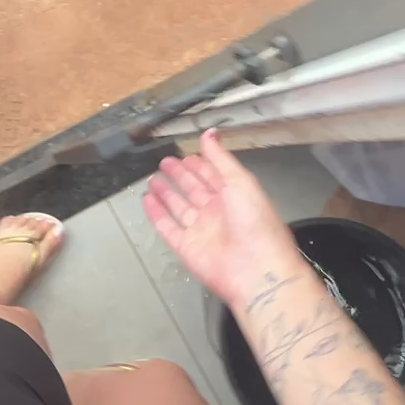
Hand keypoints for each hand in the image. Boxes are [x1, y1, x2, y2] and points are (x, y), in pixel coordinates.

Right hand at [142, 130, 305, 306]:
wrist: (257, 271)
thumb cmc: (256, 225)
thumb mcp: (240, 182)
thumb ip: (221, 157)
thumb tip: (210, 132)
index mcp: (235, 197)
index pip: (213, 175)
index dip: (201, 164)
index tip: (189, 153)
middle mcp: (218, 213)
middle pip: (194, 190)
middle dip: (181, 175)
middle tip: (166, 161)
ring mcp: (201, 231)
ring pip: (179, 207)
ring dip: (166, 193)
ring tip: (153, 179)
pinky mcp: (187, 247)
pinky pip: (167, 227)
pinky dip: (156, 214)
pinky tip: (147, 200)